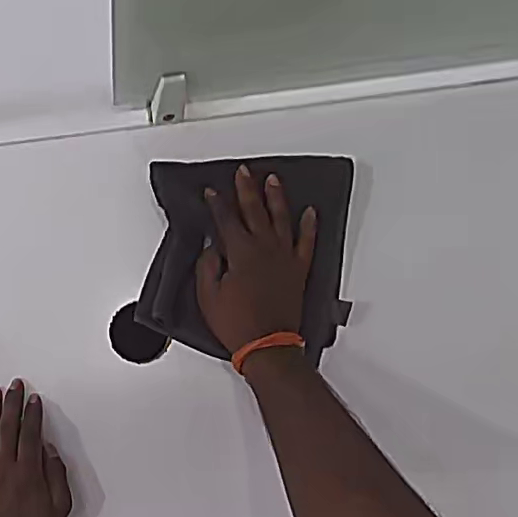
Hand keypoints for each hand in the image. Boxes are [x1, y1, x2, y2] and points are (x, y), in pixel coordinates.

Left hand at [0, 379, 72, 516]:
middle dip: (12, 403)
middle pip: (8, 426)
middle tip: (14, 386)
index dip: (32, 414)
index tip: (33, 400)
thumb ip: (56, 475)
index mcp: (27, 471)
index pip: (29, 433)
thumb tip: (49, 452)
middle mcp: (6, 467)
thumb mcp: (60, 505)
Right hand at [195, 165, 315, 352]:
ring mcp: (285, 257)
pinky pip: (306, 241)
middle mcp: (265, 248)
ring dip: (276, 197)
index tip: (212, 191)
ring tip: (272, 180)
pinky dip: (308, 225)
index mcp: (240, 253)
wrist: (267, 344)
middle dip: (246, 189)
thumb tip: (212, 248)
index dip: (218, 203)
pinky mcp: (298, 269)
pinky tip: (309, 212)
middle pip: (255, 210)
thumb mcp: (208, 296)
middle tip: (243, 173)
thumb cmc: (236, 323)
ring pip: (282, 218)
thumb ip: (208, 266)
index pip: (226, 220)